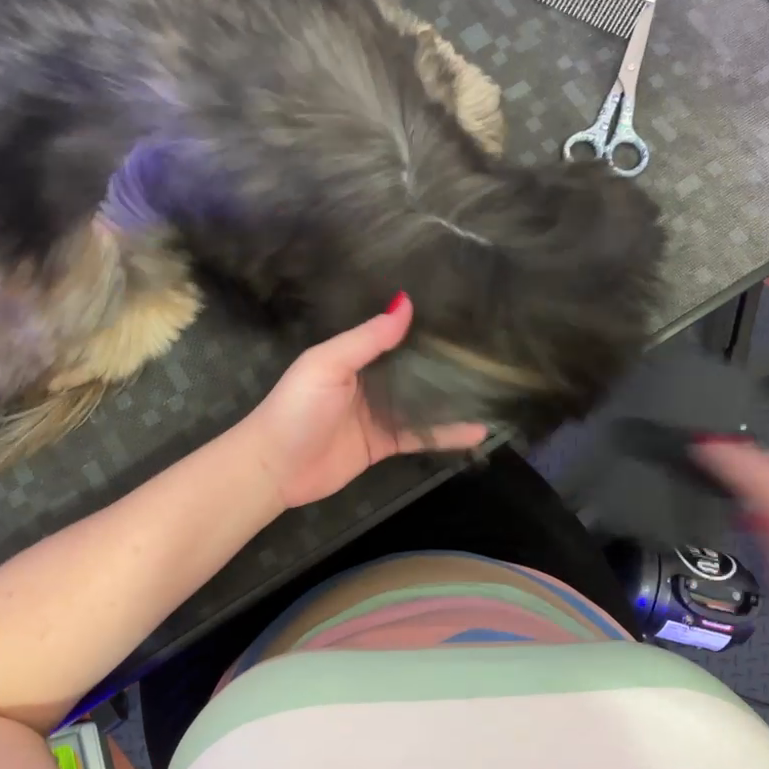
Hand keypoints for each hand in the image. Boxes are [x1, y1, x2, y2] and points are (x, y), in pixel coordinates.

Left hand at [232, 293, 488, 508]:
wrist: (273, 467)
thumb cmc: (297, 407)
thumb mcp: (329, 364)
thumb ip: (368, 338)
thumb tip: (407, 301)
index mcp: (352, 354)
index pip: (393, 333)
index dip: (422, 323)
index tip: (462, 307)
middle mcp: (368, 380)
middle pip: (412, 366)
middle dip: (445, 358)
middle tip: (491, 344)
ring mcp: (376, 413)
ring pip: (422, 401)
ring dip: (452, 396)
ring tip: (495, 386)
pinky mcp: (382, 444)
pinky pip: (420, 434)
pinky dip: (447, 433)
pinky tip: (479, 430)